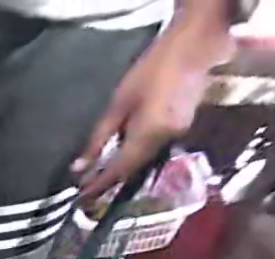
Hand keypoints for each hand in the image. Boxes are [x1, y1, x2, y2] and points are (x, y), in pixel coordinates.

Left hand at [74, 17, 230, 201]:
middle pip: (131, 170)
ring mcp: (177, 136)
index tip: (81, 199)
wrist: (195, 43)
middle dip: (108, 181)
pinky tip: (119, 155)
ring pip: (141, 162)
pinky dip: (133, 156)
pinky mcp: (181, 129)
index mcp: (149, 135)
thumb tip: (79, 169)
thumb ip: (98, 139)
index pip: (118, 171)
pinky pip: (151, 150)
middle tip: (86, 191)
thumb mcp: (118, 105)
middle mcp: (165, 141)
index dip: (99, 186)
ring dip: (120, 170)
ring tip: (98, 176)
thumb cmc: (152, 69)